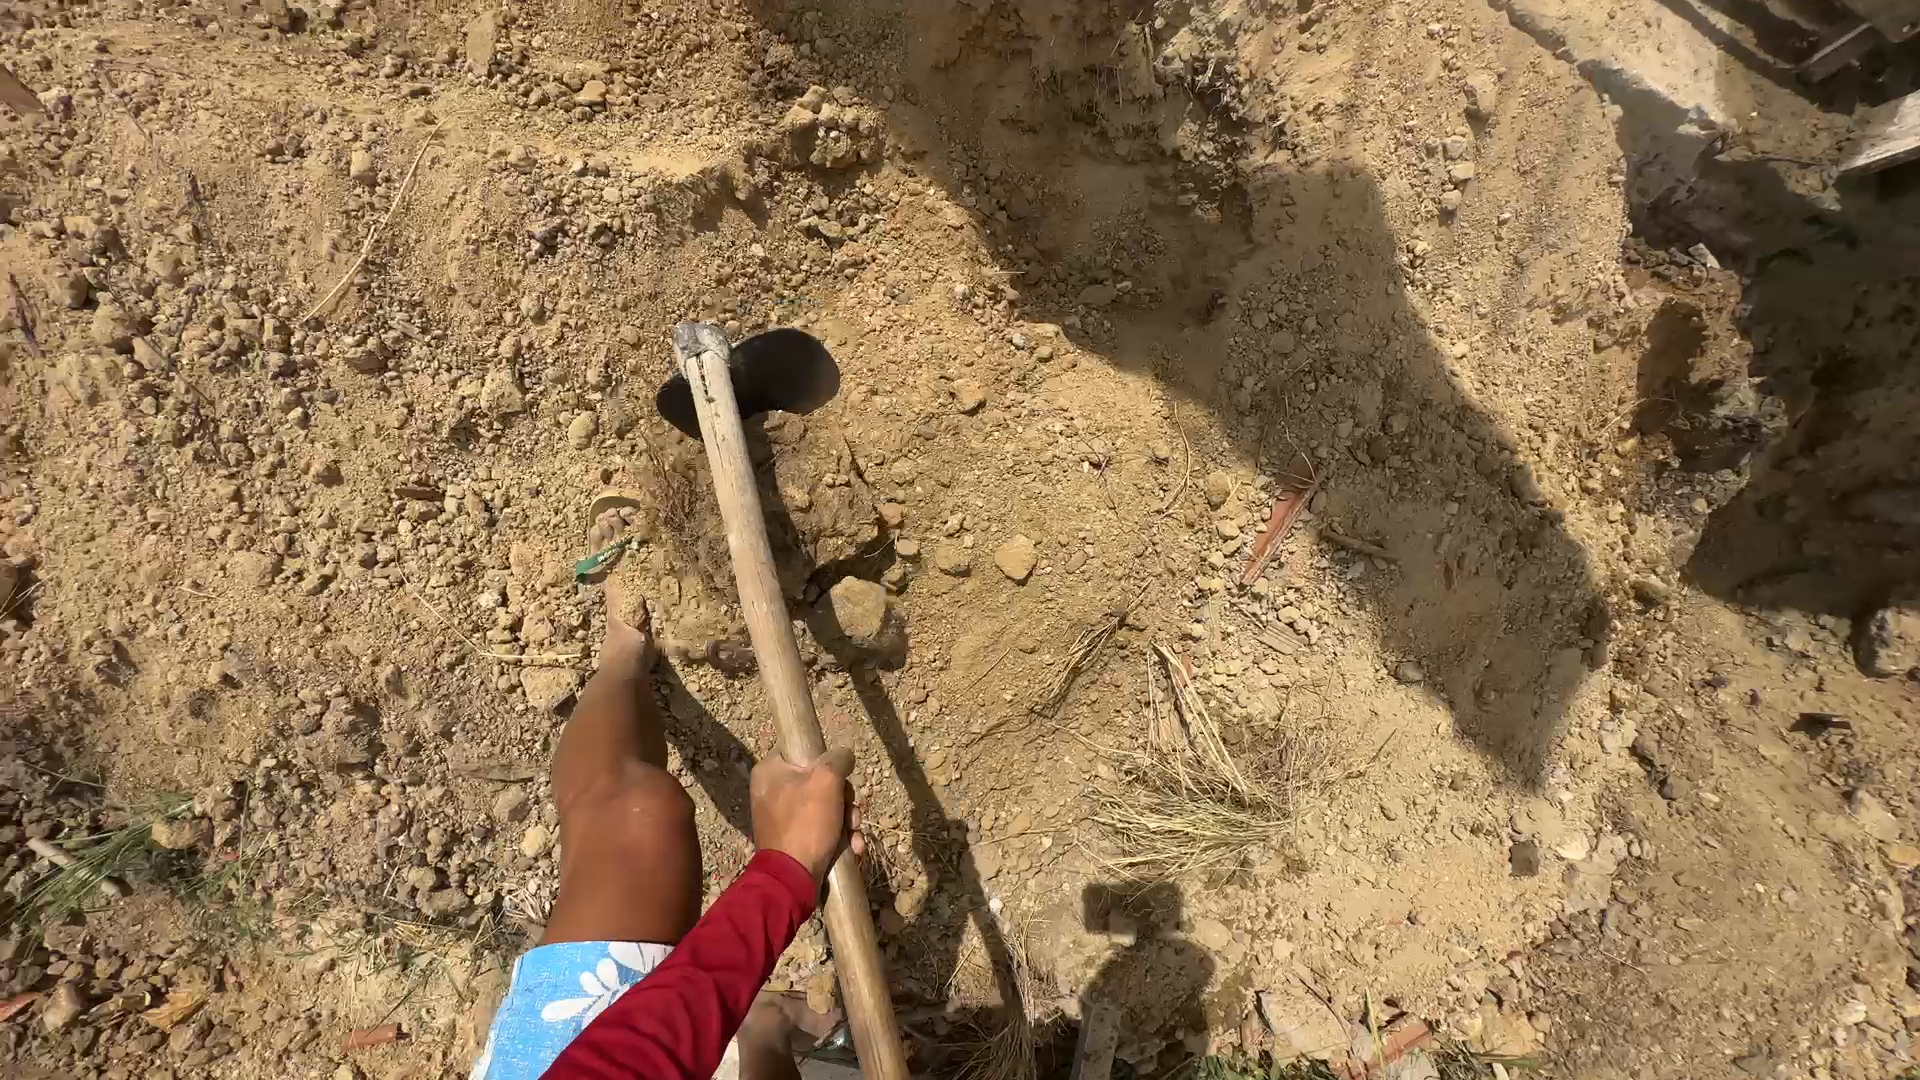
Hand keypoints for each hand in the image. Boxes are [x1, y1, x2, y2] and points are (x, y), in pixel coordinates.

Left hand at [750, 747, 862, 884]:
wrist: (792, 880)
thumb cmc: (806, 822)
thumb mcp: (827, 780)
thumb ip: (838, 758)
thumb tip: (844, 756)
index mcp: (770, 771)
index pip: (803, 749)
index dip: (826, 760)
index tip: (838, 775)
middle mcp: (772, 791)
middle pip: (819, 780)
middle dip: (843, 797)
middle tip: (849, 809)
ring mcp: (782, 817)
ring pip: (825, 805)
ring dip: (846, 818)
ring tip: (853, 832)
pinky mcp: (793, 839)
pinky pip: (821, 826)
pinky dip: (839, 835)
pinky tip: (852, 846)